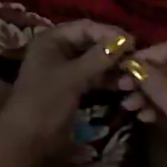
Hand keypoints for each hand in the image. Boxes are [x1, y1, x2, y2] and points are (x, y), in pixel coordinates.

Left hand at [0, 20, 131, 154]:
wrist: (28, 138)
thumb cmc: (44, 101)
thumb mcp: (72, 77)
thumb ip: (98, 58)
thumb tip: (126, 40)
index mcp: (50, 40)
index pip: (84, 28)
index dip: (108, 33)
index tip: (134, 42)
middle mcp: (57, 50)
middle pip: (90, 43)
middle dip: (112, 50)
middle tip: (138, 59)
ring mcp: (65, 69)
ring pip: (94, 61)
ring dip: (113, 66)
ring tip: (133, 74)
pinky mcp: (72, 87)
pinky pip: (93, 77)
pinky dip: (107, 79)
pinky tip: (125, 85)